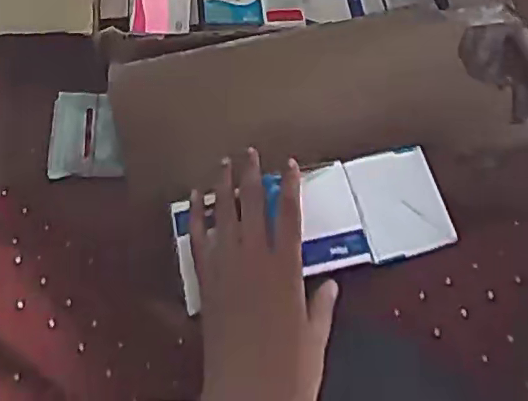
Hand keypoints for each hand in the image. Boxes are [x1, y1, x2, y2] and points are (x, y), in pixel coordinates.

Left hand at [192, 149, 337, 400]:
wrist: (245, 395)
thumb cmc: (288, 372)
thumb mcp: (315, 340)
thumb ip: (323, 307)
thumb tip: (332, 284)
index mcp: (285, 268)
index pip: (289, 214)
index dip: (290, 185)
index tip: (289, 163)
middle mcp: (254, 257)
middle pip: (252, 202)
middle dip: (252, 172)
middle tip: (250, 151)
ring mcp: (226, 265)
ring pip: (223, 211)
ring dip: (223, 183)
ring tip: (224, 162)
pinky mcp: (206, 278)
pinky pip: (198, 236)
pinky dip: (196, 213)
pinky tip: (195, 196)